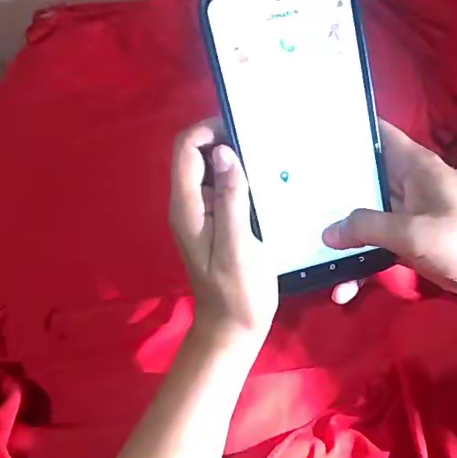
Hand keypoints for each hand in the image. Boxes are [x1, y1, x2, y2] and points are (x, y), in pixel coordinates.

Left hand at [170, 122, 277, 342]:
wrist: (232, 329)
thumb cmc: (238, 292)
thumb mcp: (239, 246)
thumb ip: (231, 199)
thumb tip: (225, 153)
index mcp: (188, 208)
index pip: (187, 149)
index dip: (210, 129)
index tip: (244, 128)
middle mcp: (189, 206)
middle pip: (197, 155)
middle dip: (225, 141)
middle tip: (263, 144)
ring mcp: (201, 215)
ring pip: (211, 171)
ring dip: (235, 161)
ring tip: (269, 161)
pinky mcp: (215, 224)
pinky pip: (223, 190)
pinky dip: (240, 180)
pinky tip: (266, 186)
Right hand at [323, 121, 456, 301]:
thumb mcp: (412, 231)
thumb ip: (368, 227)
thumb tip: (327, 232)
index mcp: (412, 165)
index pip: (375, 133)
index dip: (345, 130)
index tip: (310, 134)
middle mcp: (408, 184)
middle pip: (361, 179)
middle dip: (330, 189)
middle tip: (290, 196)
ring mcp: (409, 214)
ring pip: (366, 218)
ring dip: (343, 236)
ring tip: (308, 251)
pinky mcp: (413, 242)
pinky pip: (378, 246)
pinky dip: (362, 262)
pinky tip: (343, 286)